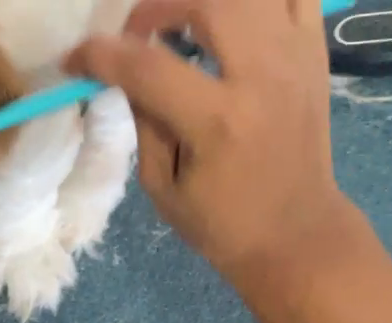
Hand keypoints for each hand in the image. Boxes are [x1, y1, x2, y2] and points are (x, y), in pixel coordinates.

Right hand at [70, 0, 363, 284]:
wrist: (293, 230)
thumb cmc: (218, 221)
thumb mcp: (162, 184)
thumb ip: (146, 124)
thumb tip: (127, 78)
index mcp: (216, 122)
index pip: (148, 68)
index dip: (102, 56)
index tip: (75, 58)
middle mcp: (262, 76)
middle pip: (209, 2)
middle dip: (157, 8)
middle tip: (135, 32)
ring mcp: (297, 56)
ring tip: (179, 17)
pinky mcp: (316, 50)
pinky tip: (228, 15)